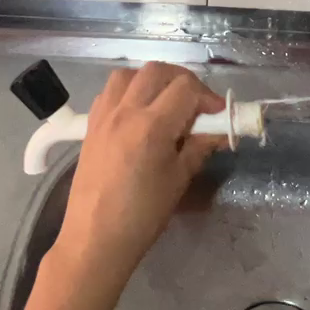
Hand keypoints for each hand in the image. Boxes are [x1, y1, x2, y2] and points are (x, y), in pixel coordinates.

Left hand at [53, 63, 227, 285]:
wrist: (95, 238)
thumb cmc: (142, 215)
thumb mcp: (179, 180)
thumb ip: (199, 147)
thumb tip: (217, 130)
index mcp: (152, 126)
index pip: (186, 88)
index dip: (208, 96)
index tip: (218, 114)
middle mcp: (126, 111)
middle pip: (158, 70)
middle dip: (183, 81)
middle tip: (196, 103)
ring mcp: (104, 116)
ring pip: (129, 74)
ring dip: (152, 80)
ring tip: (165, 102)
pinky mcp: (90, 125)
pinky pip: (110, 91)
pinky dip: (128, 90)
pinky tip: (137, 111)